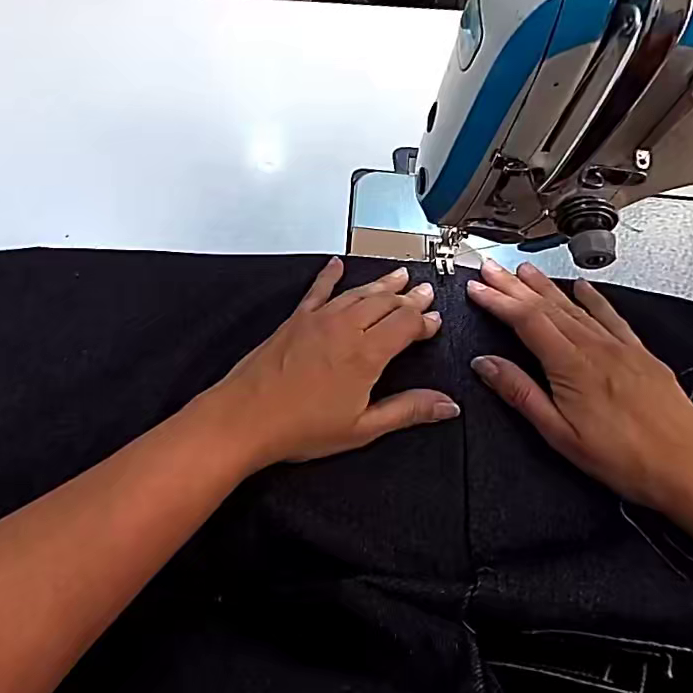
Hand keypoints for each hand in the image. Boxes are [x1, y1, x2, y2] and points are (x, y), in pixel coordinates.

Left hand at [197, 259, 458, 468]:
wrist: (244, 418)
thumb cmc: (301, 428)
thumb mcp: (362, 428)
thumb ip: (408, 410)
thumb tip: (448, 405)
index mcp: (367, 354)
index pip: (407, 325)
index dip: (425, 321)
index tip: (435, 321)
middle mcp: (346, 328)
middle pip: (387, 302)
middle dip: (410, 297)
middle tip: (425, 291)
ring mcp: (319, 319)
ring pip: (359, 293)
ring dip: (382, 284)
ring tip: (400, 275)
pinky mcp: (296, 320)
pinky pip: (318, 290)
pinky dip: (329, 276)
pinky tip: (336, 264)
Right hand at [466, 260, 692, 514]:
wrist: (691, 468)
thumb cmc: (628, 460)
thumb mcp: (561, 435)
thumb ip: (521, 393)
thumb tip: (486, 365)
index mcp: (571, 366)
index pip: (525, 320)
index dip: (498, 300)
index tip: (478, 288)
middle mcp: (596, 347)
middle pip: (546, 306)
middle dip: (513, 285)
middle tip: (492, 269)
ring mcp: (620, 347)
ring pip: (574, 307)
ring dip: (546, 286)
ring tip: (525, 271)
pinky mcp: (640, 353)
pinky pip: (610, 316)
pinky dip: (593, 298)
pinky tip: (583, 288)